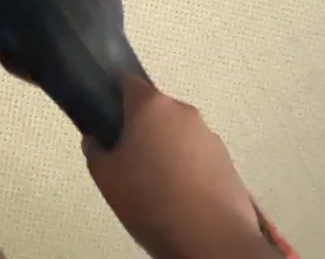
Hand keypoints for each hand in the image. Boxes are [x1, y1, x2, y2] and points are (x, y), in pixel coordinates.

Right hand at [84, 77, 279, 258]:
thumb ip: (94, 152)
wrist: (213, 242)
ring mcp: (210, 136)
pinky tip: (183, 197)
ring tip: (159, 183)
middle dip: (142, 127)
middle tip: (130, 158)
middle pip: (155, 110)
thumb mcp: (106, 178)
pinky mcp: (229, 163)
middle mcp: (182, 111)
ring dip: (168, 148)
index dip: (114, 95)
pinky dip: (190, 168)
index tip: (106, 118)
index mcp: (150, 105)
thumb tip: (95, 141)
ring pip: (178, 134)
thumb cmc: (151, 200)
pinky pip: (200, 156)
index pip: (127, 81)